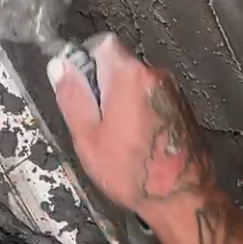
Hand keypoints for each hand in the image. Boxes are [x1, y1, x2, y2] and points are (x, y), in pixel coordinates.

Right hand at [47, 34, 214, 218]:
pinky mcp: (182, 108)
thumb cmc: (131, 171)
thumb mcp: (88, 137)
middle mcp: (155, 75)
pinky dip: (141, 112)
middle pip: (119, 65)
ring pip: (136, 84)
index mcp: (129, 76)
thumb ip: (73, 96)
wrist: (183, 198)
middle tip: (98, 124)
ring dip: (123, 102)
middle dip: (104, 86)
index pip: (102, 44)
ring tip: (120, 139)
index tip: (81, 91)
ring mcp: (172, 91)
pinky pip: (152, 98)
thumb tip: (59, 65)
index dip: (85, 62)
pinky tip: (139, 142)